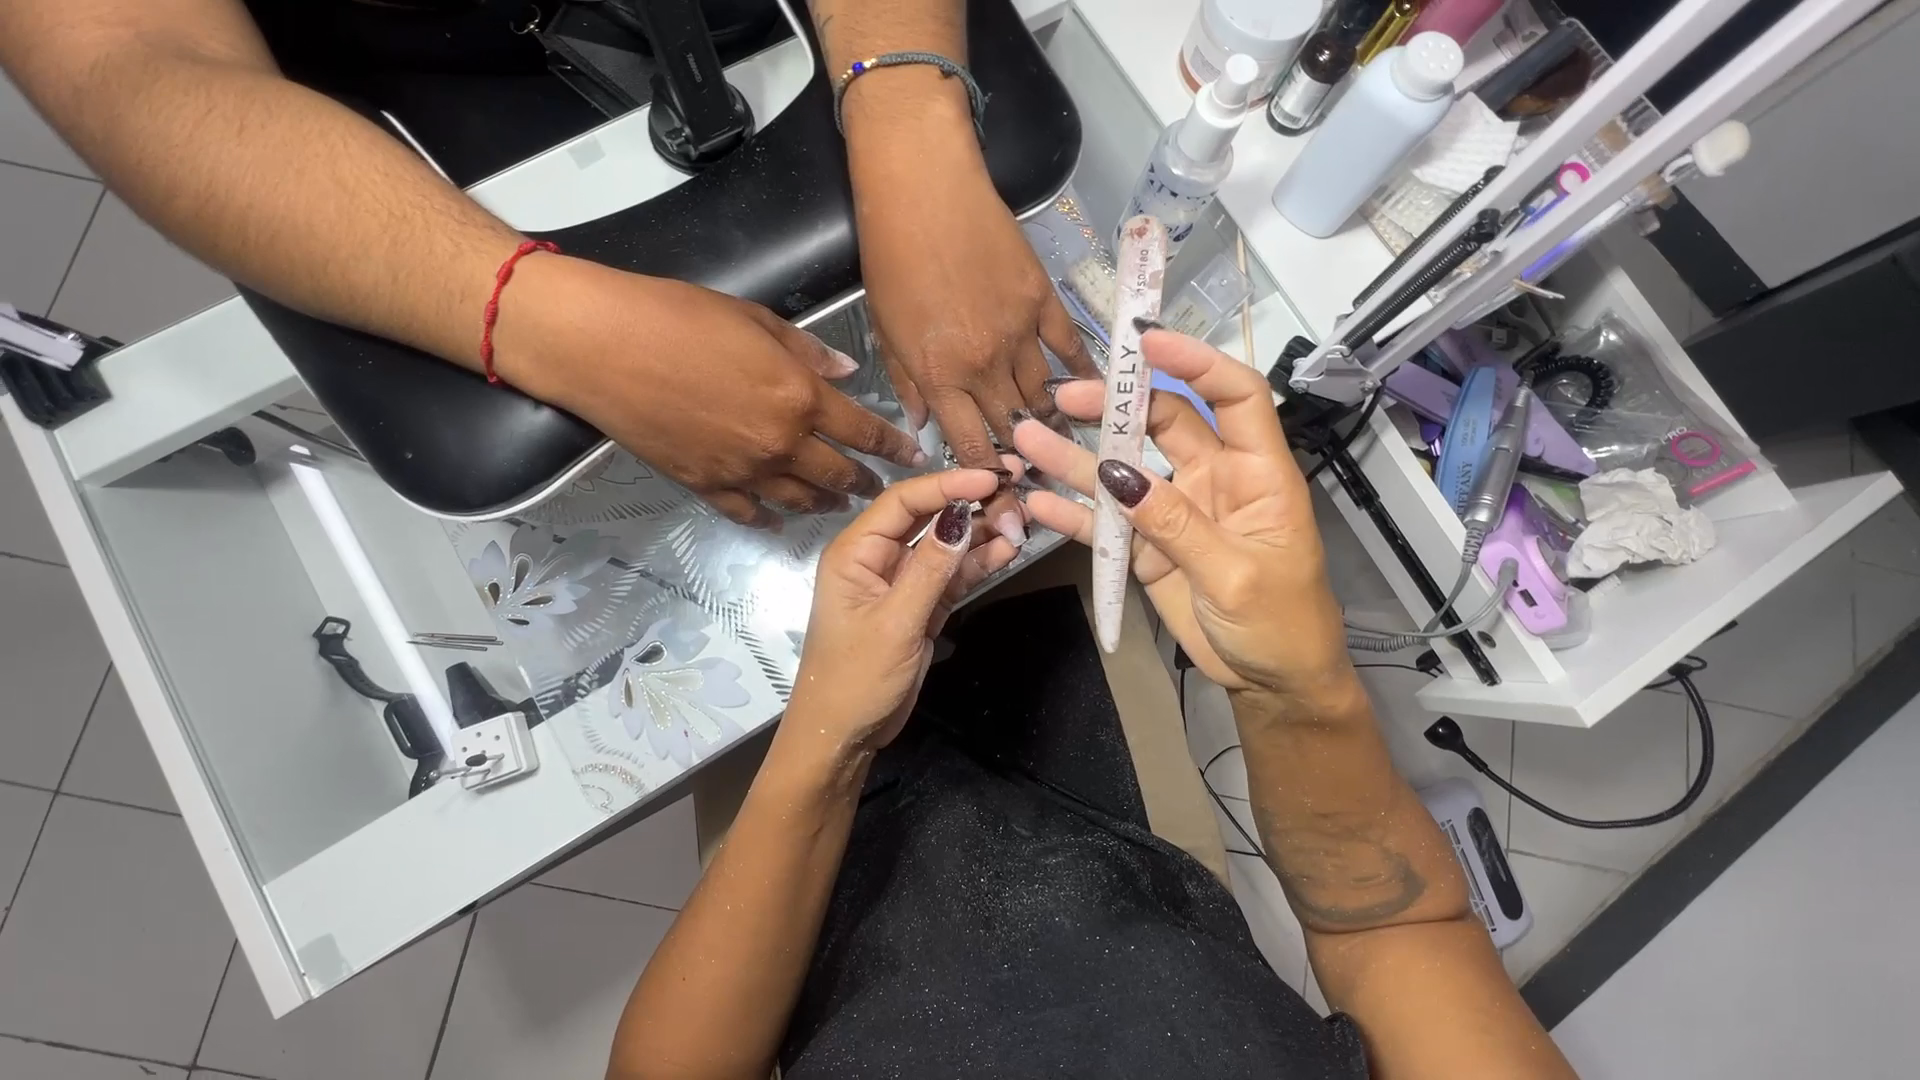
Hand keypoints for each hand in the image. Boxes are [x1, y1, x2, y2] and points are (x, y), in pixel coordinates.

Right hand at [495, 257, 926, 527]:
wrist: (599, 345)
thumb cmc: (677, 315)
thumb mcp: (755, 319)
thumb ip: (807, 351)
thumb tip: (847, 372)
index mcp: (800, 398)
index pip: (863, 430)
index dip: (893, 445)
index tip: (914, 455)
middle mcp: (780, 444)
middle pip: (838, 473)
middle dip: (866, 482)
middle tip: (882, 488)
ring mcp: (742, 471)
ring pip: (799, 499)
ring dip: (826, 503)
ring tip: (841, 506)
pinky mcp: (704, 486)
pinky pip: (747, 513)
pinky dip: (768, 519)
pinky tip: (780, 522)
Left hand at [786, 469, 1020, 754]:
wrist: (843, 735)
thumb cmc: (856, 679)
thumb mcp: (895, 623)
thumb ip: (931, 569)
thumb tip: (962, 517)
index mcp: (855, 551)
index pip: (902, 501)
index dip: (947, 484)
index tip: (990, 477)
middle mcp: (877, 557)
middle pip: (927, 516)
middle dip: (970, 503)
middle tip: (1017, 492)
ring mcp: (901, 581)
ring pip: (945, 544)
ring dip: (981, 533)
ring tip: (1023, 521)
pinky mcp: (920, 604)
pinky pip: (952, 574)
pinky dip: (978, 563)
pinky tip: (1009, 550)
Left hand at [850, 120, 1097, 550]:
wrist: (923, 187)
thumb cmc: (890, 258)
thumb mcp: (884, 329)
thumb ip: (907, 383)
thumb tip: (924, 426)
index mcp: (939, 376)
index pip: (971, 445)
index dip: (987, 471)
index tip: (997, 483)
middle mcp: (984, 365)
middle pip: (1012, 426)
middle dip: (1021, 452)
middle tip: (1032, 466)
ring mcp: (1020, 333)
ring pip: (1043, 394)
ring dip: (1051, 420)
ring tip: (1059, 436)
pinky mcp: (1044, 300)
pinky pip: (1069, 347)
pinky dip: (1081, 371)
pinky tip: (1091, 389)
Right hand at [1013, 330, 1358, 706]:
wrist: (1270, 682)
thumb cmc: (1283, 624)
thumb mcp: (1235, 575)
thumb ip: (1176, 523)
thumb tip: (1117, 474)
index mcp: (1257, 473)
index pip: (1235, 396)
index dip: (1196, 363)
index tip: (1147, 343)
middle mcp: (1213, 480)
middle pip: (1163, 424)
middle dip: (1114, 406)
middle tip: (1063, 396)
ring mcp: (1175, 512)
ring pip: (1123, 471)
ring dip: (1078, 456)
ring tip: (1028, 438)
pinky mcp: (1147, 547)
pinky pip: (1106, 524)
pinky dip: (1073, 514)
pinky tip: (1036, 502)